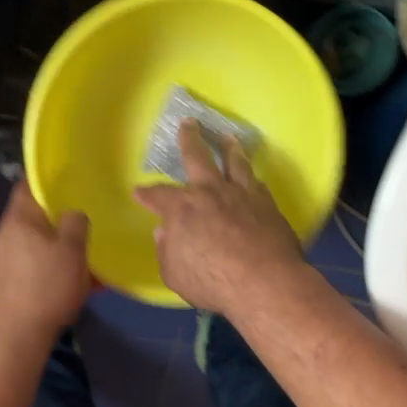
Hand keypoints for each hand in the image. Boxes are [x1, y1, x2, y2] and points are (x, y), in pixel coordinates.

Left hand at [0, 182, 90, 342]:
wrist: (16, 336)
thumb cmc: (47, 287)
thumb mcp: (72, 250)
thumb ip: (75, 223)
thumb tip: (73, 213)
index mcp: (18, 219)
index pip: (28, 185)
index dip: (48, 178)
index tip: (70, 177)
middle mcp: (4, 235)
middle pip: (33, 216)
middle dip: (57, 217)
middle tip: (84, 218)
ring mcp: (1, 260)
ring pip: (35, 243)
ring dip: (56, 246)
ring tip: (82, 253)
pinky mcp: (5, 283)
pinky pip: (32, 265)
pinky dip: (50, 266)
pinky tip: (68, 281)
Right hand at [135, 120, 305, 314]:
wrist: (266, 282)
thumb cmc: (213, 282)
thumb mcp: (176, 274)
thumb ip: (167, 251)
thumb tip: (164, 233)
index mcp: (183, 209)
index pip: (159, 195)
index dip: (147, 193)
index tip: (139, 190)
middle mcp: (211, 192)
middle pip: (198, 157)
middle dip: (190, 140)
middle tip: (189, 124)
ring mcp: (243, 195)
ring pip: (234, 162)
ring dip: (229, 148)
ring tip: (227, 137)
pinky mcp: (268, 205)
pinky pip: (257, 183)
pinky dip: (251, 177)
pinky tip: (253, 176)